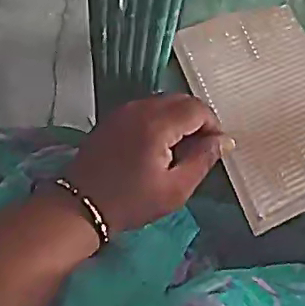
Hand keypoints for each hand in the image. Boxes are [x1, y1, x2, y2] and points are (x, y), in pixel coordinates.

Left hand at [67, 95, 227, 233]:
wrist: (81, 205)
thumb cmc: (131, 201)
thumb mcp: (175, 189)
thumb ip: (202, 160)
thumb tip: (223, 140)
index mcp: (157, 123)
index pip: (197, 108)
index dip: (213, 126)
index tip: (214, 149)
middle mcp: (140, 107)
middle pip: (181, 100)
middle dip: (197, 120)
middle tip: (200, 150)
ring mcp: (124, 110)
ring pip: (164, 102)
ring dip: (179, 119)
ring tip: (180, 150)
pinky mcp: (114, 116)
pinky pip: (147, 108)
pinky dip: (160, 119)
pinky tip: (158, 146)